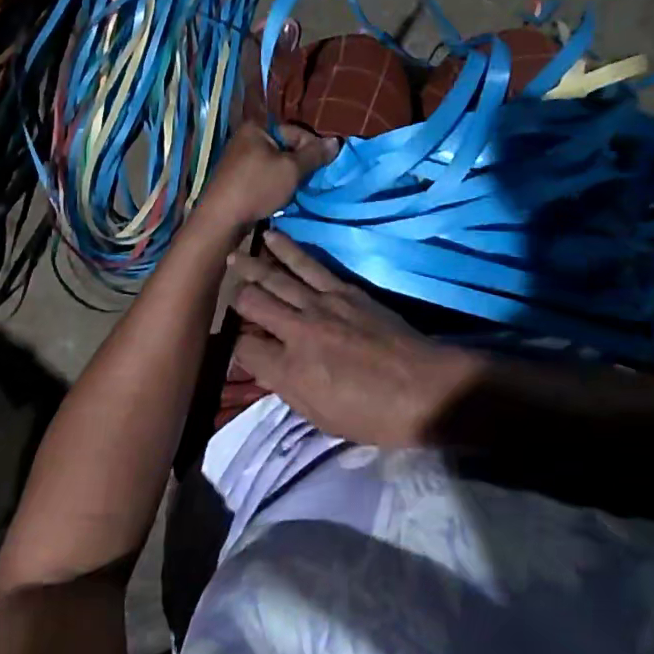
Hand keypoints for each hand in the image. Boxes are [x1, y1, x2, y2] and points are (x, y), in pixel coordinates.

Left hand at [196, 124, 337, 226]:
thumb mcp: (291, 169)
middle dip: (301, 163)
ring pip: (276, 162)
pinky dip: (276, 183)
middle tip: (313, 180)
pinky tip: (283, 196)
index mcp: (256, 127)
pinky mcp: (238, 177)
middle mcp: (246, 138)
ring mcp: (240, 158)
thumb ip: (314, 154)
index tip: (324, 167)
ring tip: (299, 189)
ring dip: (289, 175)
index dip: (312, 147)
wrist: (221, 219)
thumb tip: (336, 141)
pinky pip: (264, 174)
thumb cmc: (257, 187)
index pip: (295, 131)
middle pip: (285, 146)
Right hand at [224, 231, 481, 446]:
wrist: (425, 388)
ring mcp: (320, 305)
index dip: (235, 347)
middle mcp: (297, 331)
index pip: (243, 348)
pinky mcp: (342, 289)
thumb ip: (285, 386)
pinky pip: (307, 264)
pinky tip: (271, 236)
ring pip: (274, 277)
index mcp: (289, 371)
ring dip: (250, 264)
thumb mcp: (320, 417)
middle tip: (228, 294)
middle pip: (251, 304)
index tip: (238, 347)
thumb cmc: (372, 415)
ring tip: (232, 255)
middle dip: (236, 299)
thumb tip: (263, 363)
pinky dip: (286, 248)